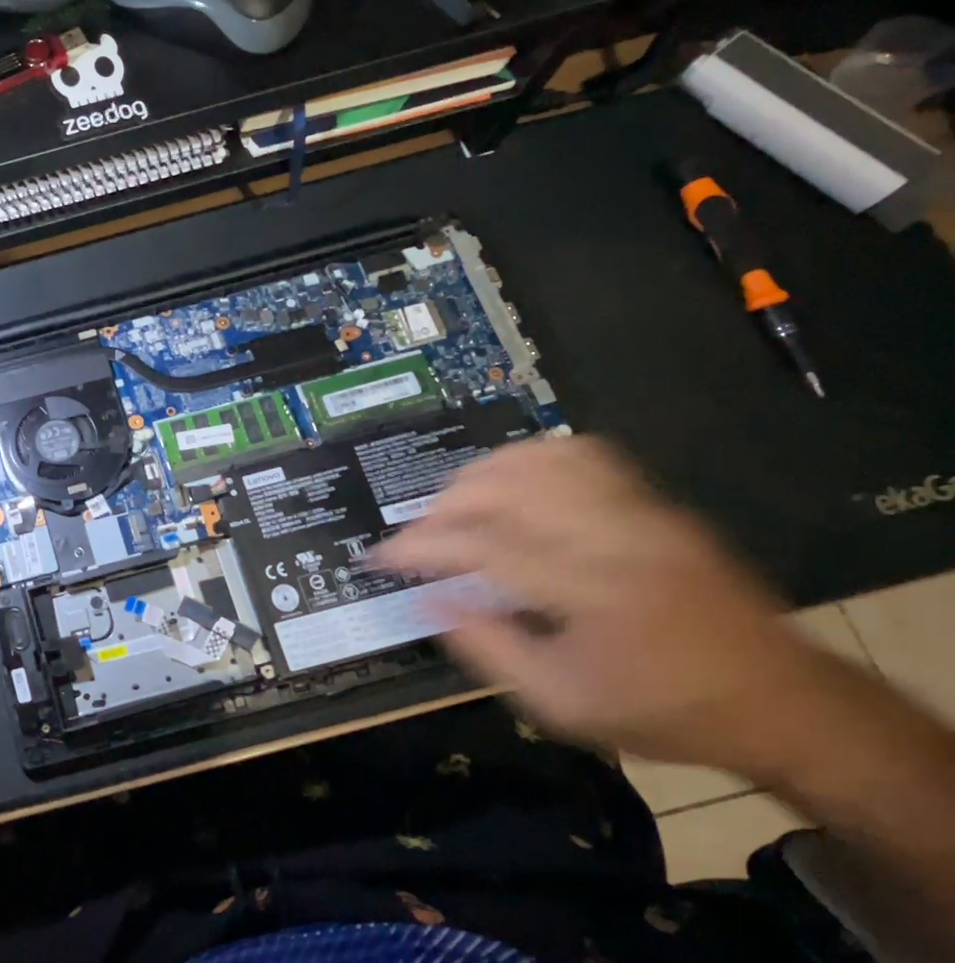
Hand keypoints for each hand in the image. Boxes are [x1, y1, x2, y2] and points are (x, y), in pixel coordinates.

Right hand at [375, 436, 831, 774]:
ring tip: (457, 504)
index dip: (422, 546)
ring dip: (484, 474)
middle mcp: (616, 538)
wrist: (781, 700)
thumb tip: (426, 600)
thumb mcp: (562, 704)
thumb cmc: (663, 710)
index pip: (484, 546)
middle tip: (420, 534)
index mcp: (593, 592)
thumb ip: (487, 647)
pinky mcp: (656, 503)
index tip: (382, 556)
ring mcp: (641, 512)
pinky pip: (584, 455)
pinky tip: (512, 484)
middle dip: (446, 506)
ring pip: (543, 459)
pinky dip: (532, 459)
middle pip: (509, 489)